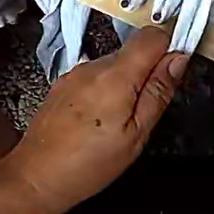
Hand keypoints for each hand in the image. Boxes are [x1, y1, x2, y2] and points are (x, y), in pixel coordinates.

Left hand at [0, 26, 187, 213]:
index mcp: (115, 76)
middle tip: (145, 111)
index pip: (153, 36)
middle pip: (134, 51)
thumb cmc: (86, 165)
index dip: (171, 48)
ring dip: (127, 85)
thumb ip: (159, 92)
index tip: (176, 69)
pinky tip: (100, 121)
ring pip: (115, 65)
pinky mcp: (64, 84)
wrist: (35, 178)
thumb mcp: (136, 135)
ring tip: (119, 122)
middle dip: (149, 74)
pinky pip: (96, 78)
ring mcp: (75, 74)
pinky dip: (106, 92)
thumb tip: (178, 60)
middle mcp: (92, 67)